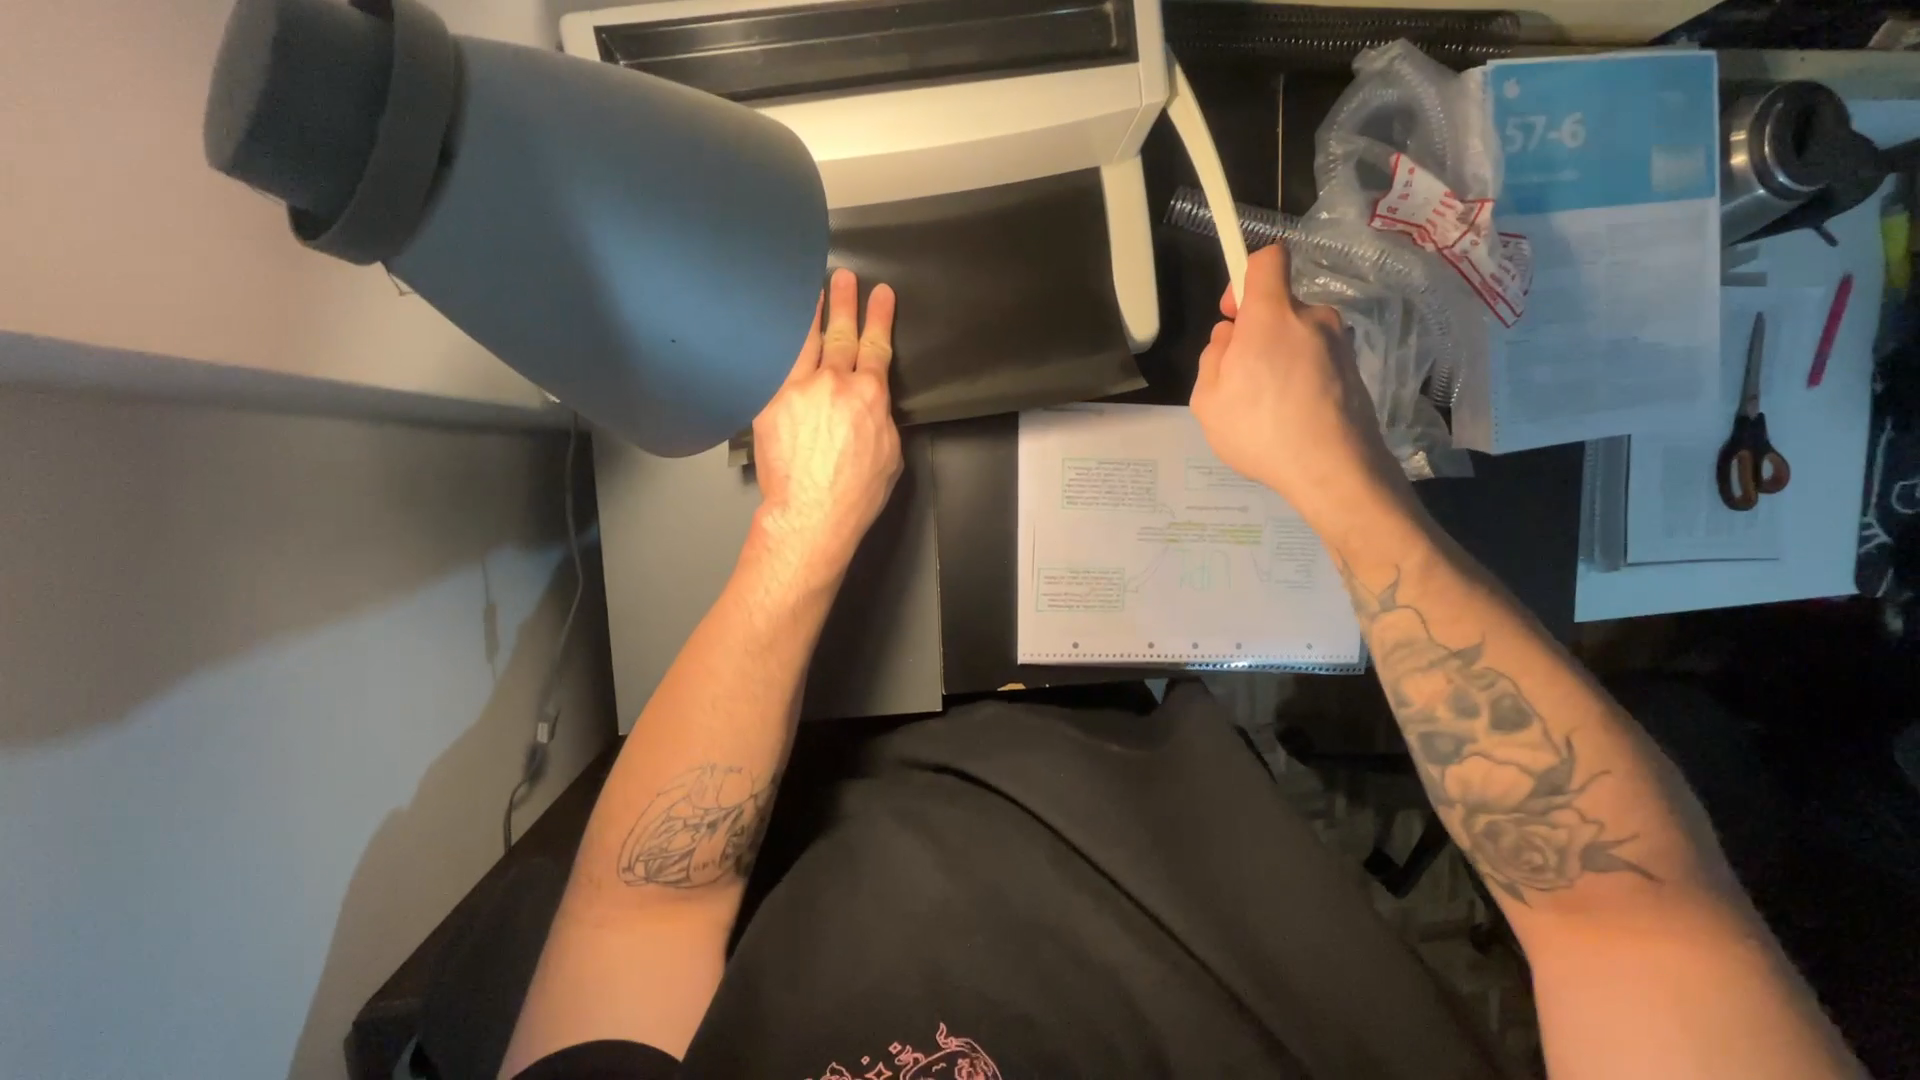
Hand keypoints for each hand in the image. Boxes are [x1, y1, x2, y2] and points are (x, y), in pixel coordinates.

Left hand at [749, 267, 902, 579]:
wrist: (812, 513)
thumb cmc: (856, 494)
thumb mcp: (890, 454)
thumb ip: (880, 419)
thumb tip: (871, 406)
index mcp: (870, 395)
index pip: (876, 346)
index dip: (879, 317)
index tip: (881, 294)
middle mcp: (835, 383)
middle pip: (841, 334)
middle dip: (845, 303)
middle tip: (845, 278)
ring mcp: (799, 389)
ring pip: (804, 341)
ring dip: (810, 314)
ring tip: (812, 292)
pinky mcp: (770, 403)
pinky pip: (774, 365)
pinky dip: (778, 345)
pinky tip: (776, 332)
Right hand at [1189, 244, 1411, 532]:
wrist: (1333, 470)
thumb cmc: (1261, 430)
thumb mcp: (1207, 400)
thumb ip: (1212, 357)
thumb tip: (1229, 337)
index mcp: (1273, 315)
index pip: (1268, 260)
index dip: (1244, 277)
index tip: (1233, 313)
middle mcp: (1313, 318)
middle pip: (1280, 307)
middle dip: (1257, 333)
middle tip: (1240, 379)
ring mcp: (1340, 345)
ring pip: (1298, 337)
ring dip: (1279, 359)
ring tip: (1266, 406)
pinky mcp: (1354, 371)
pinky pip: (1316, 362)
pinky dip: (1300, 379)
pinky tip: (1290, 417)